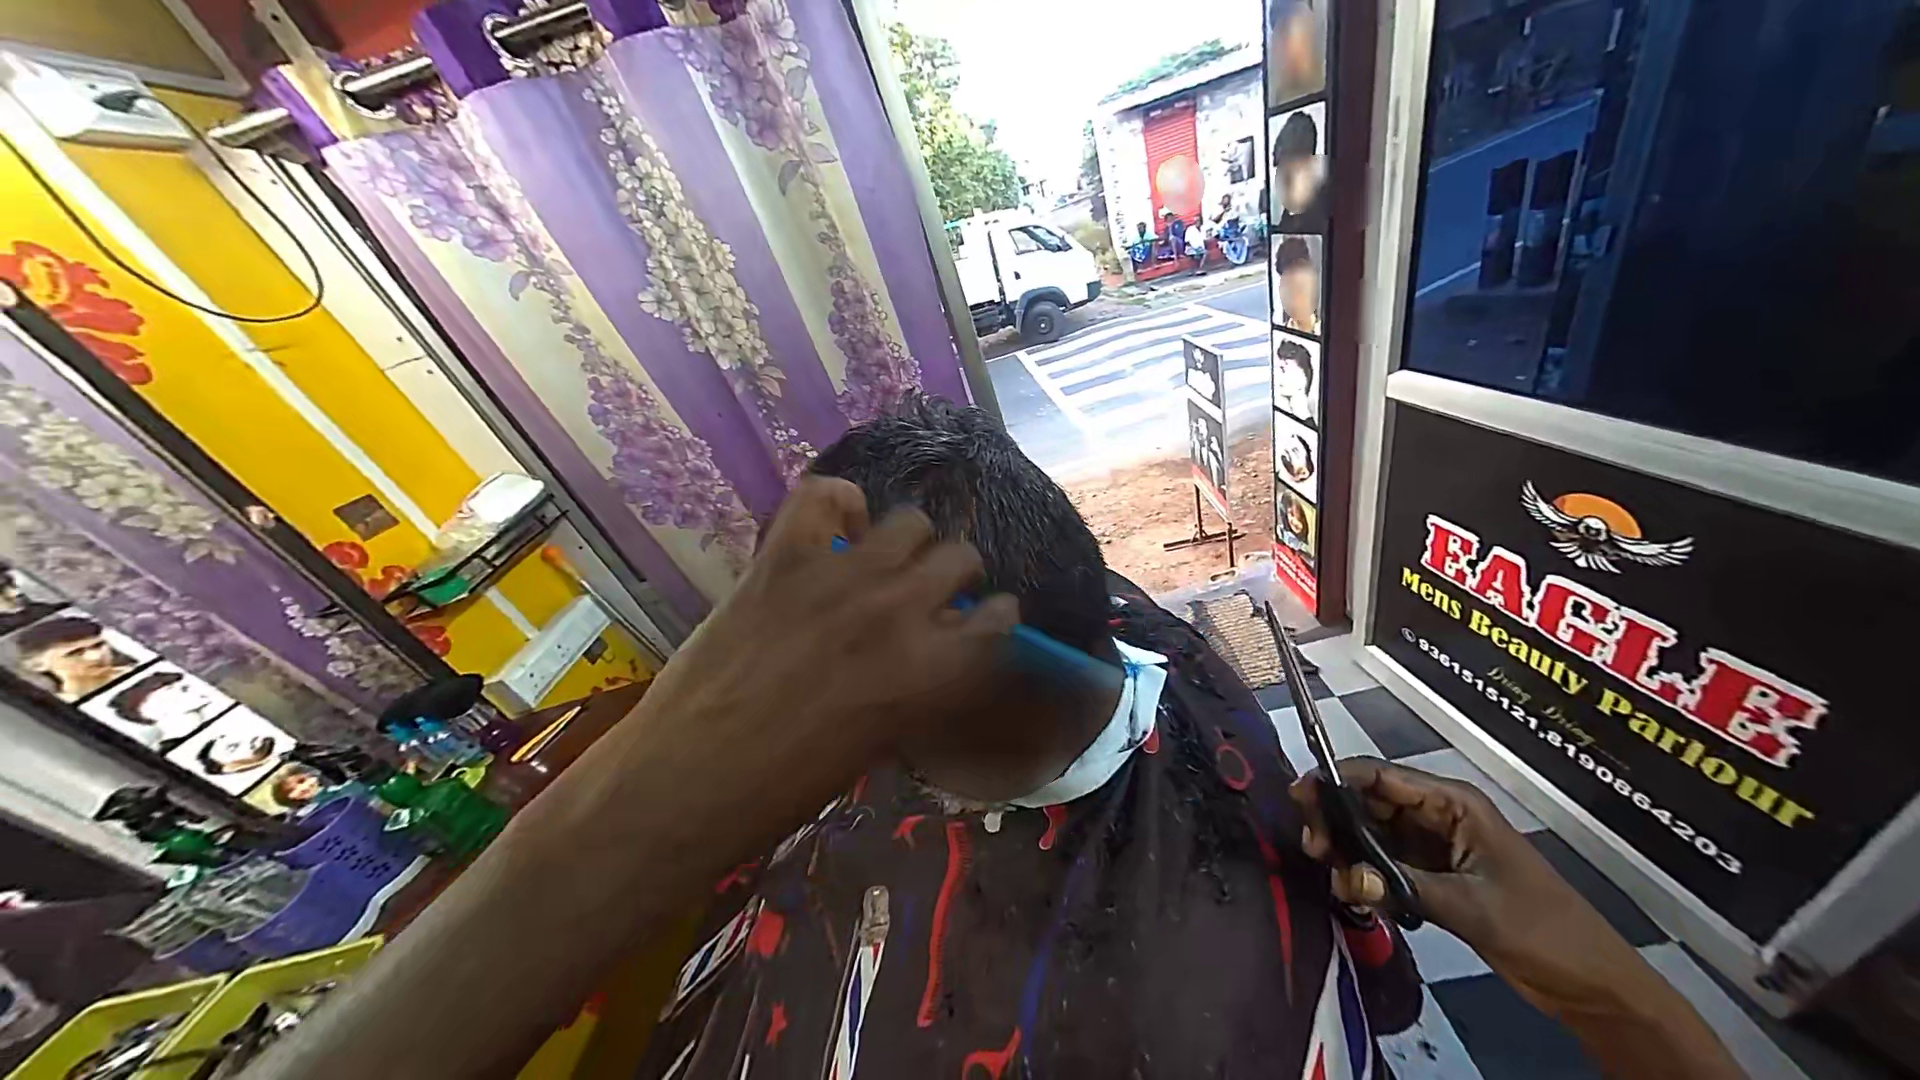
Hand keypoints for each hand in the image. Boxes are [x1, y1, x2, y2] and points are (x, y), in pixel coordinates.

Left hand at [640, 477, 1019, 806]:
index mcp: (932, 670)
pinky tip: (835, 532)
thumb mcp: (883, 737)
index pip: (1000, 620)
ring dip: (906, 545)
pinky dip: (838, 504)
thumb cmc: (792, 784)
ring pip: (910, 522)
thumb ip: (923, 682)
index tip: (983, 619)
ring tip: (882, 563)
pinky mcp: (785, 556)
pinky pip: (826, 495)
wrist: (690, 777)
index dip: (996, 617)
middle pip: (961, 558)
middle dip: (953, 577)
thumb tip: (938, 644)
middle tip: (926, 594)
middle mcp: (900, 611)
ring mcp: (841, 575)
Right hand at [1289, 758, 1659, 1018]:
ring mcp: (1431, 844)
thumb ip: (1403, 887)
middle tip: (1314, 848)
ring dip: (1348, 851)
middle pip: (1367, 801)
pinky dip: (1364, 873)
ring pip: (1370, 832)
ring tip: (1336, 877)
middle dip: (1336, 821)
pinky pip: (1381, 861)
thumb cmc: (1546, 932)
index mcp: (1452, 803)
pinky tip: (1355, 891)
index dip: (1335, 780)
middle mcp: (1436, 814)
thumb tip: (1347, 878)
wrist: (1596, 989)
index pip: (1379, 776)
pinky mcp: (1429, 872)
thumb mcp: (1473, 907)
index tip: (1301, 798)